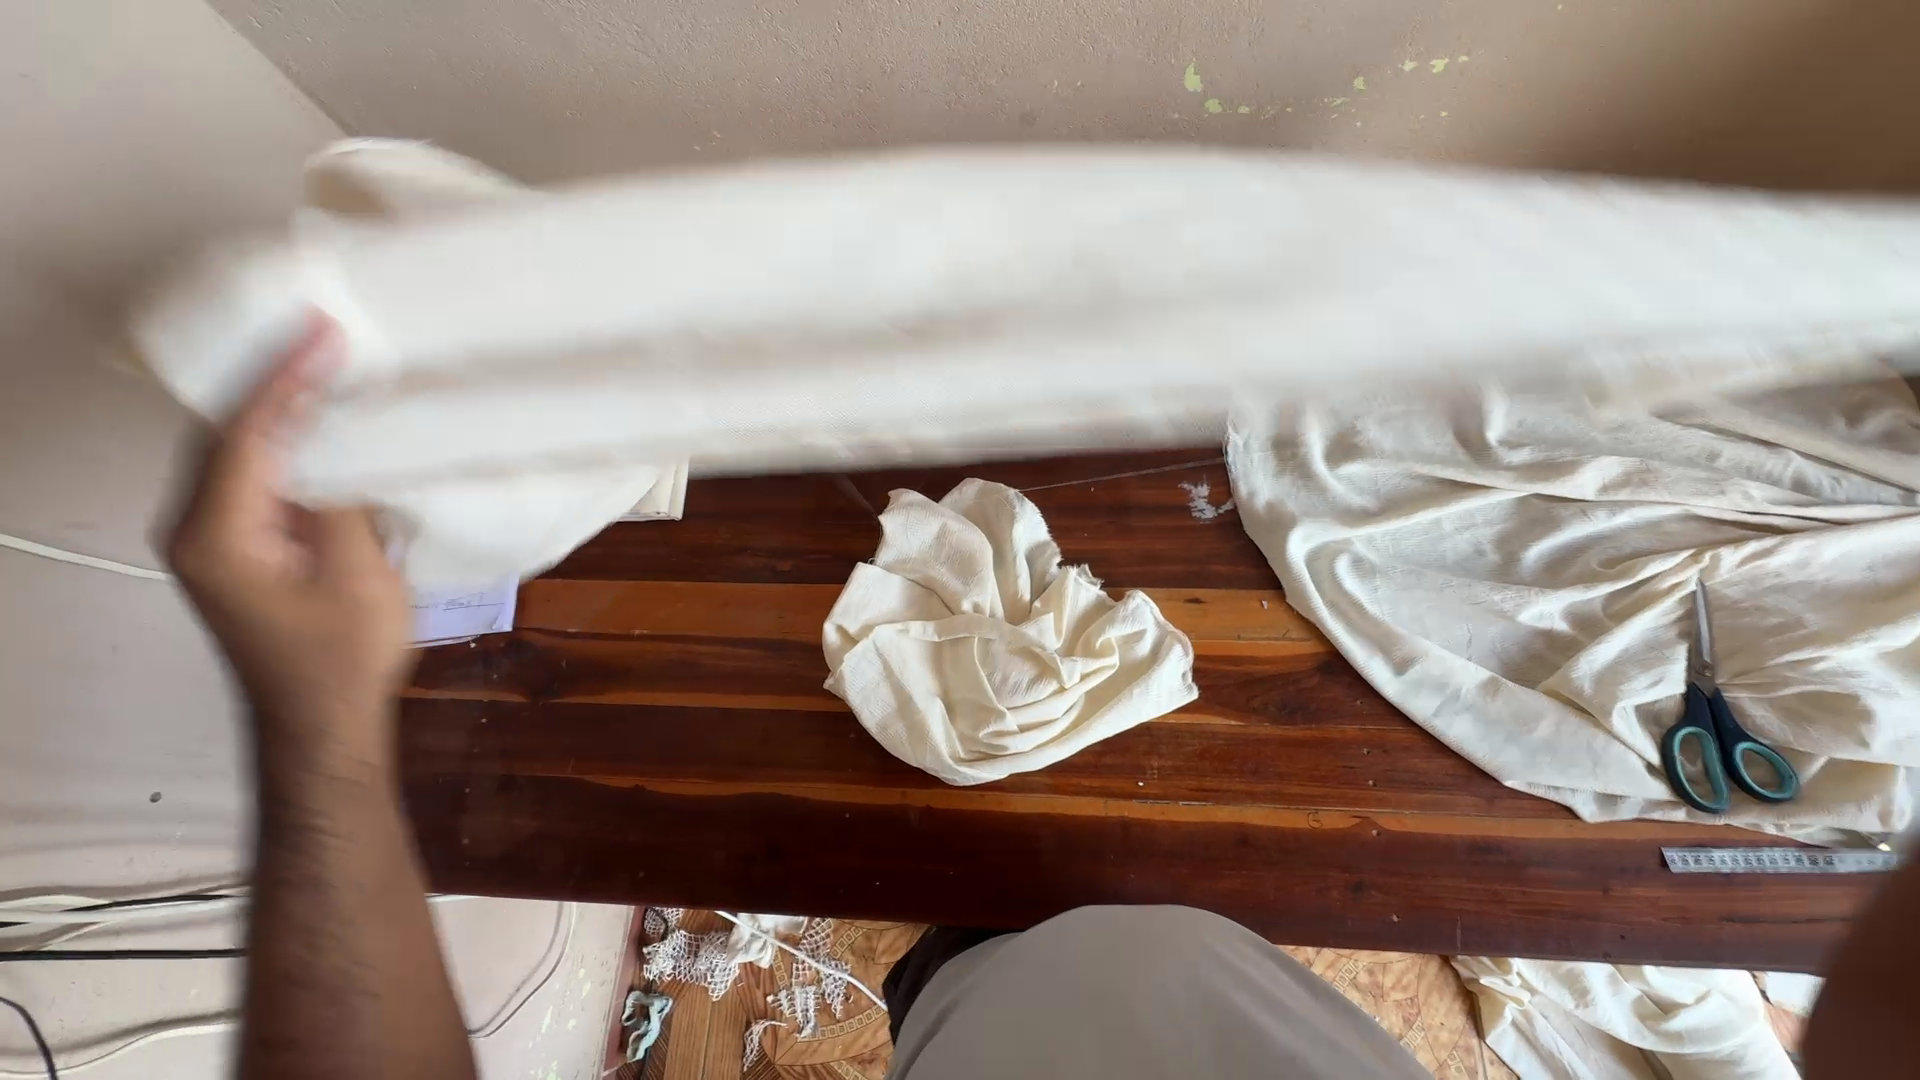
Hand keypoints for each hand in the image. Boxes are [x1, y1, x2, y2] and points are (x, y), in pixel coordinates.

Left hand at [166, 316, 413, 766]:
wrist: (320, 720)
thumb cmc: (343, 656)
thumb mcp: (357, 576)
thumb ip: (340, 503)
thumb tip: (340, 448)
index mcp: (218, 533)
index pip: (249, 433)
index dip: (286, 378)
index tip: (324, 333)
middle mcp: (197, 526)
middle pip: (228, 432)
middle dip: (272, 379)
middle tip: (323, 336)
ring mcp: (216, 538)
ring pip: (240, 451)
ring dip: (281, 408)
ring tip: (325, 367)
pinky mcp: (242, 547)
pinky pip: (258, 476)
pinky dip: (289, 443)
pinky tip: (324, 427)